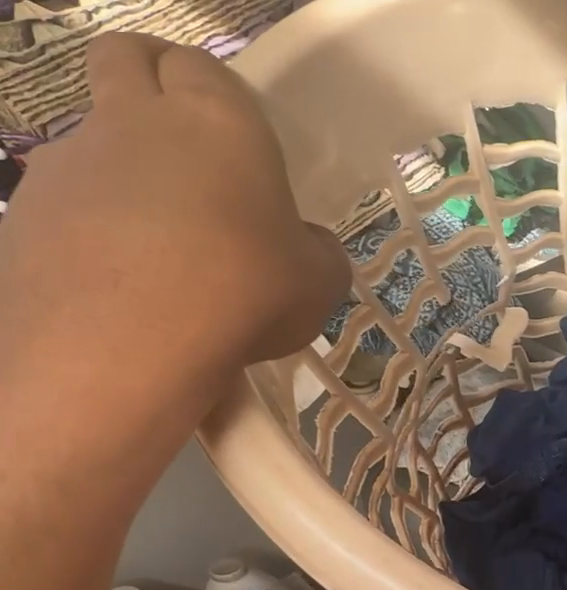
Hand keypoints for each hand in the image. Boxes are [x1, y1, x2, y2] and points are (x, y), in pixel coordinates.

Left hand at [0, 33, 347, 383]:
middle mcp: (136, 122)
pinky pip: (73, 197)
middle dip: (151, 74)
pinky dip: (101, 220)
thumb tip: (297, 239)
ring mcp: (71, 160)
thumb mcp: (322, 278)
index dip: (220, 87)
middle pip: (123, 56)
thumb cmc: (248, 291)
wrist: (125, 341)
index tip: (244, 127)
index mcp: (218, 125)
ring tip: (172, 236)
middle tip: (190, 129)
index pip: (202, 63)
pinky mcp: (29, 206)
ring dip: (130, 164)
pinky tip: (135, 275)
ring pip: (98, 135)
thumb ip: (313, 246)